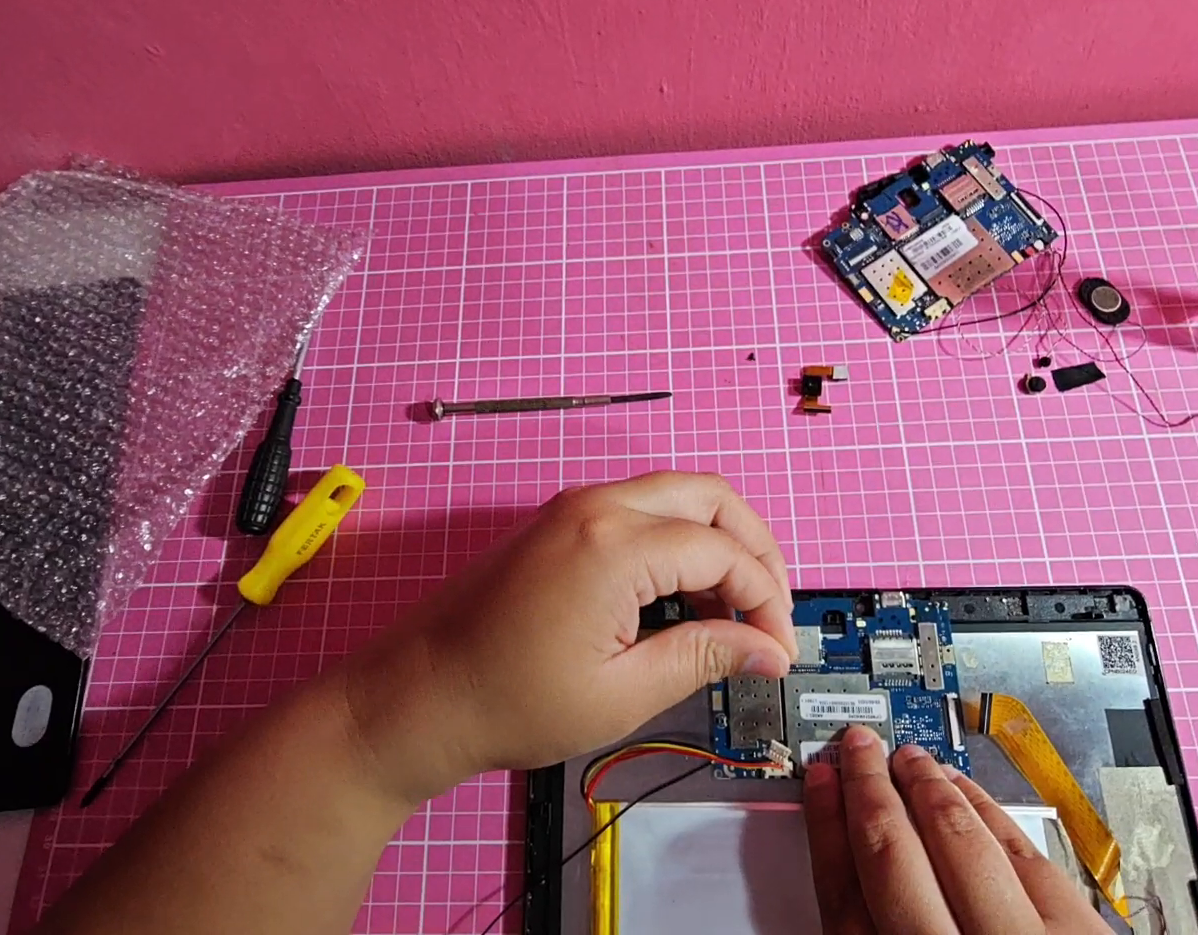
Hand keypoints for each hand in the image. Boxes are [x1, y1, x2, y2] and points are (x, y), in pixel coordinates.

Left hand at [339, 471, 797, 802]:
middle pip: (710, 497)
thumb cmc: (509, 701)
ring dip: (718, 539)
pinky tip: (685, 595)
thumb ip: (704, 657)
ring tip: (734, 607)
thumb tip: (767, 649)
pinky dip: (678, 540)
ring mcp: (575, 506)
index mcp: (614, 543)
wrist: (418, 694)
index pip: (723, 550)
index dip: (765, 599)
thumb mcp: (621, 693)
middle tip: (770, 610)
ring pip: (677, 496)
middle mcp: (597, 504)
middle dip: (754, 548)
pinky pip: (642, 510)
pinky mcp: (563, 519)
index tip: (778, 648)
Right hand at [805, 726, 1109, 934]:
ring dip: (927, 788)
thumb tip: (843, 871)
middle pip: (893, 857)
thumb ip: (869, 934)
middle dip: (869, 789)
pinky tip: (968, 792)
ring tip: (907, 756)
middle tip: (856, 746)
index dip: (825, 829)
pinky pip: (1031, 861)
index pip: (842, 900)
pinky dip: (991, 815)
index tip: (821, 784)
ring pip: (961, 844)